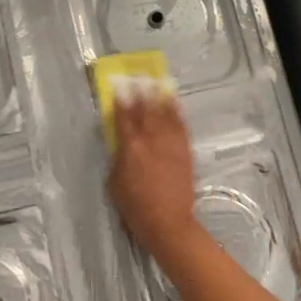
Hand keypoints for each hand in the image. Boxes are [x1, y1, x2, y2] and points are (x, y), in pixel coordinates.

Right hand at [107, 91, 199, 254]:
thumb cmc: (135, 206)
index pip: (124, 117)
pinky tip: (173, 102)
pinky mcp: (185, 150)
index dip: (121, 101)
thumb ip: (118, 158)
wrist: (168, 221)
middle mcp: (152, 140)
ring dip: (159, 97)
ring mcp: (171, 143)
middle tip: (138, 78)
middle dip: (141, 92)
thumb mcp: (114, 182)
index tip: (119, 88)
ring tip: (156, 83)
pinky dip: (176, 111)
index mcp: (131, 147)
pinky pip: (181, 125)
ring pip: (165, 113)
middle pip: (146, 110)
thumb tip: (121, 145)